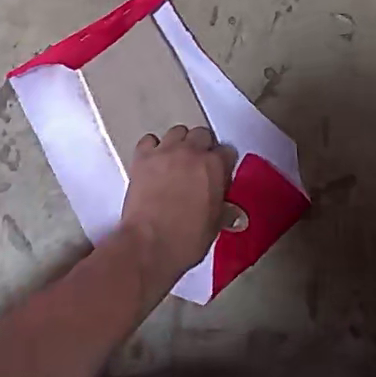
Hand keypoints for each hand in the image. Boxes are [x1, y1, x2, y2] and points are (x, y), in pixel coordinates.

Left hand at [115, 125, 235, 290]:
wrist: (150, 245)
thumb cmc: (186, 237)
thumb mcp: (215, 224)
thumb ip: (225, 210)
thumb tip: (233, 214)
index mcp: (216, 166)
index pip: (227, 152)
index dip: (224, 163)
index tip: (220, 173)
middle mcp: (192, 152)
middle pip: (202, 134)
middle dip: (203, 146)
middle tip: (199, 165)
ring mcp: (166, 152)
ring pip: (177, 131)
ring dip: (180, 142)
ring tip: (177, 160)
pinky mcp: (142, 159)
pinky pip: (149, 140)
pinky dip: (152, 147)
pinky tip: (154, 161)